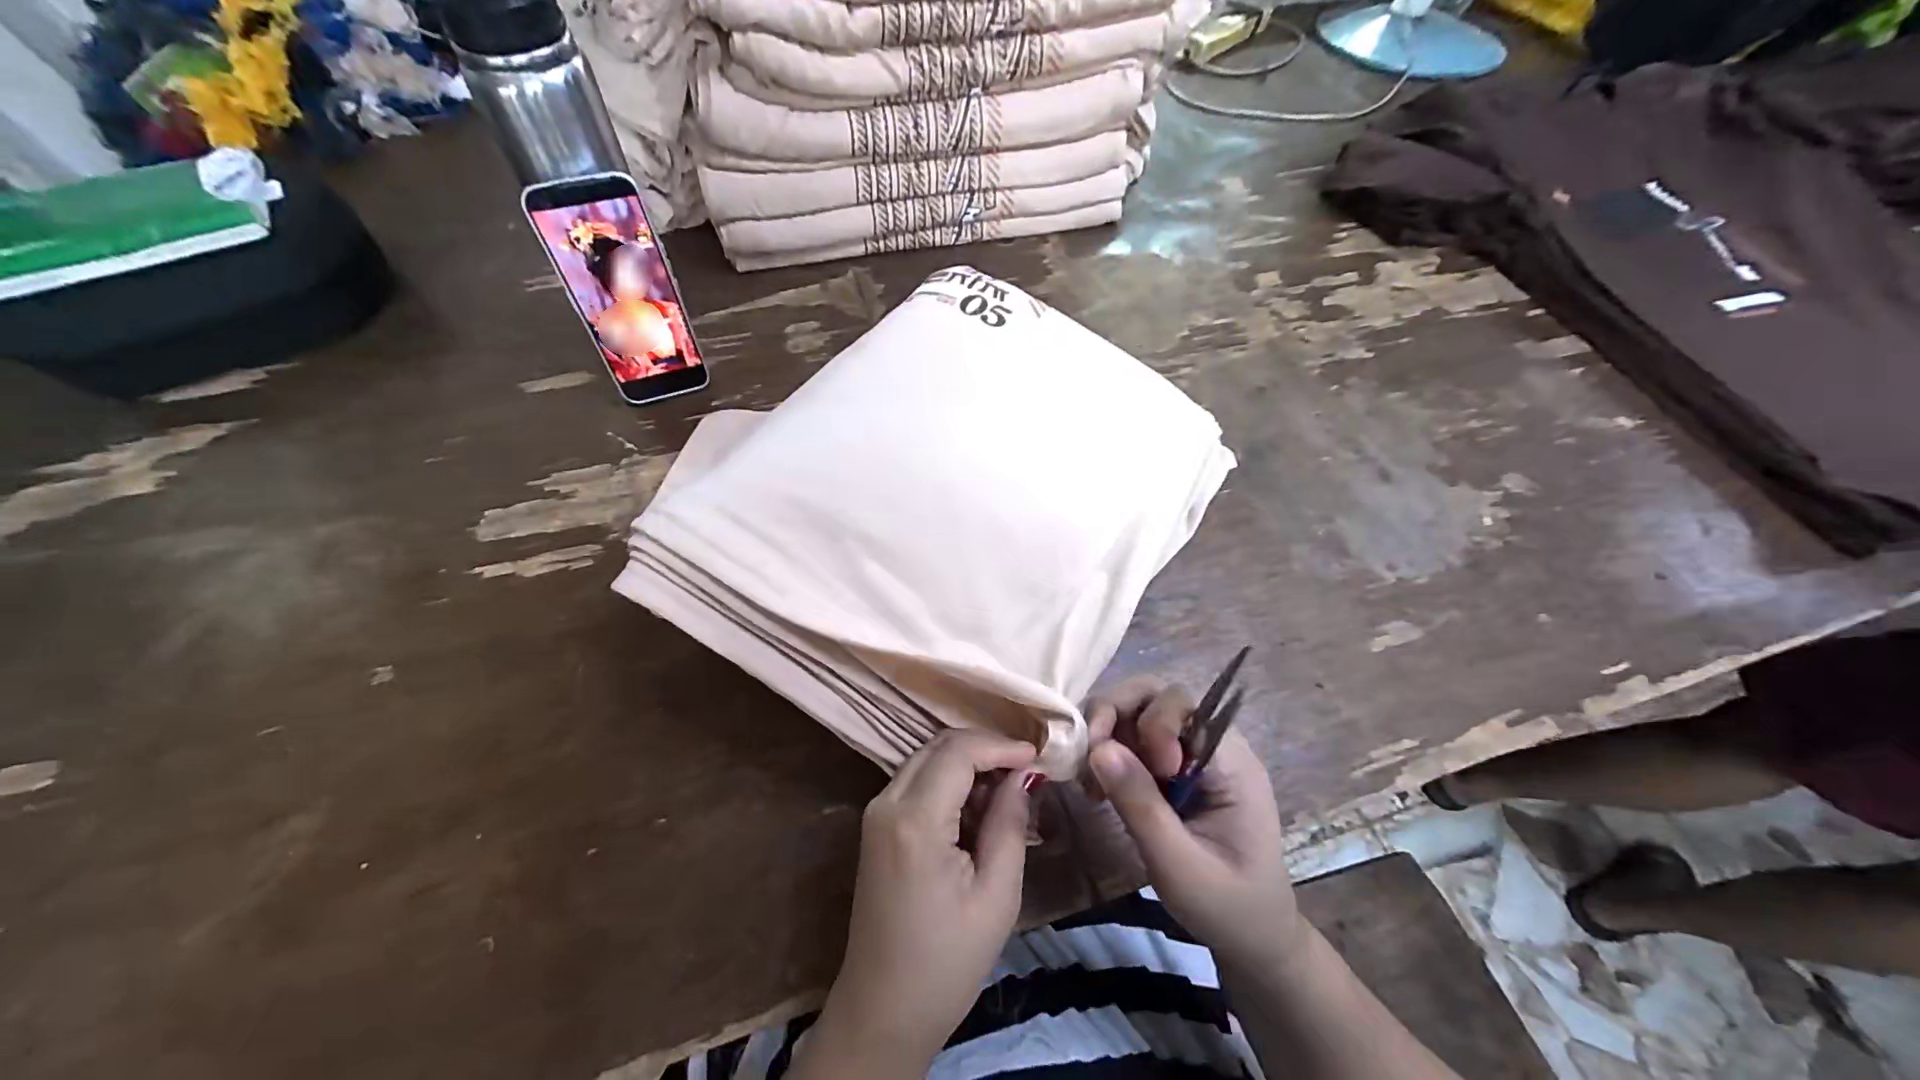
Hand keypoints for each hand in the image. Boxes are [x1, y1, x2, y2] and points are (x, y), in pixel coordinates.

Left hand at [800, 729, 1039, 1077]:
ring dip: (967, 765)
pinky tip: (976, 809)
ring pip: (926, 760)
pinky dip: (948, 782)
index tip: (1039, 757)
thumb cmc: (947, 961)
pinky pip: (915, 782)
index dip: (1000, 745)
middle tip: (1026, 772)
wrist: (883, 1009)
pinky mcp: (875, 826)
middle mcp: (886, 803)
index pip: (958, 752)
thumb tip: (1026, 774)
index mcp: (914, 820)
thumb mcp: (996, 895)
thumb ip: (1010, 823)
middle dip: (985, 749)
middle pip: (939, 747)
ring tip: (1007, 793)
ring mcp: (875, 813)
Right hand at [1085, 678, 1305, 966]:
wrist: (1252, 937)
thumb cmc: (1226, 906)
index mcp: (1232, 763)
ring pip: (1138, 711)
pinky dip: (1108, 753)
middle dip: (1116, 715)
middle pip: (1156, 696)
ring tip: (1092, 782)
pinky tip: (1099, 790)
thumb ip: (1141, 805)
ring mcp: (1189, 754)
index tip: (1147, 771)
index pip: (1186, 705)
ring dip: (1106, 734)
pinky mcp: (1171, 768)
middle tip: (1093, 759)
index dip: (1154, 723)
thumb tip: (1098, 747)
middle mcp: (1211, 745)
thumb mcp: (1180, 866)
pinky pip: (1132, 739)